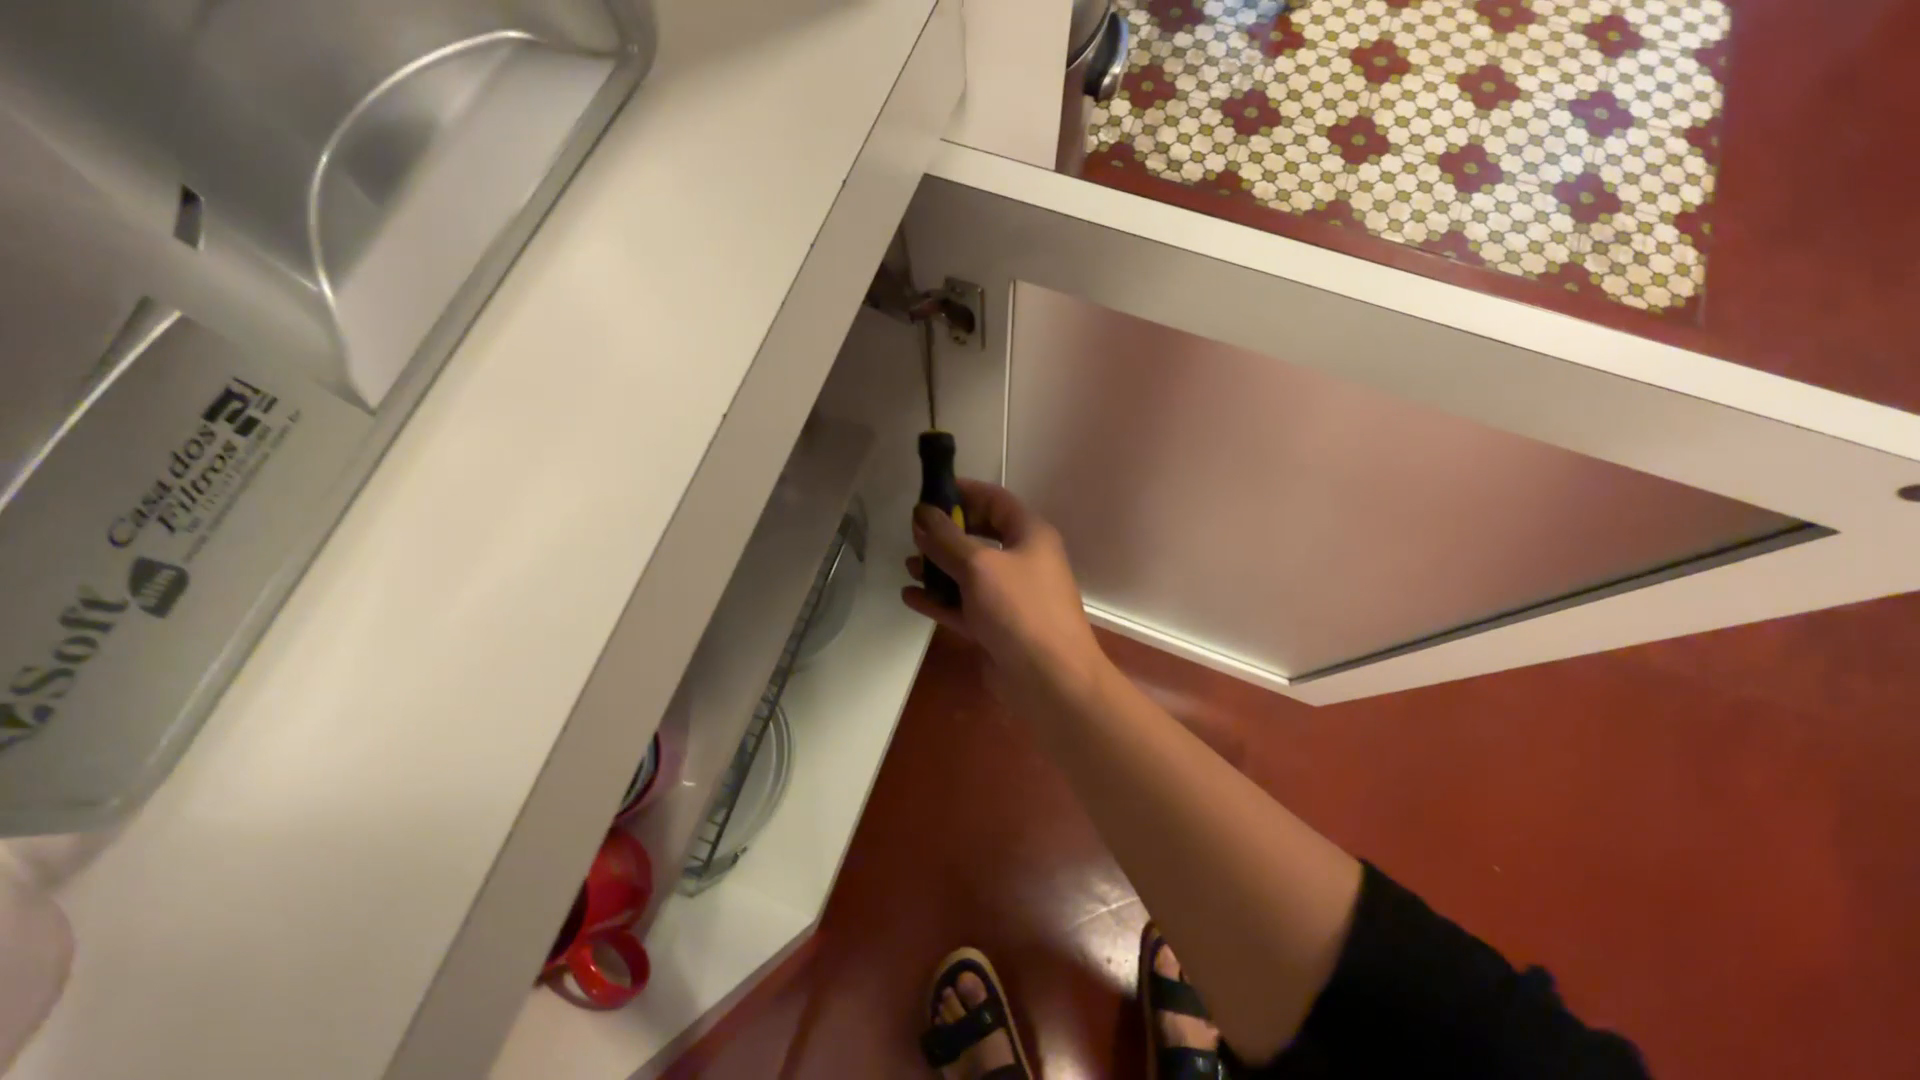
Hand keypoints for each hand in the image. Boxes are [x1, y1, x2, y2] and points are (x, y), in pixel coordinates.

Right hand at [903, 480, 1110, 715]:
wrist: (1049, 679)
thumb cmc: (1019, 610)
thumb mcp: (979, 566)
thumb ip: (946, 539)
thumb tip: (921, 514)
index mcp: (1030, 535)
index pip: (994, 500)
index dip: (962, 493)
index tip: (927, 494)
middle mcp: (1023, 561)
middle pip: (981, 536)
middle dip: (947, 533)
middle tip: (913, 533)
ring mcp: (1010, 596)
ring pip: (970, 573)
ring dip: (939, 568)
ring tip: (907, 565)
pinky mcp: (997, 627)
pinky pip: (964, 606)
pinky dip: (940, 600)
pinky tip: (911, 596)